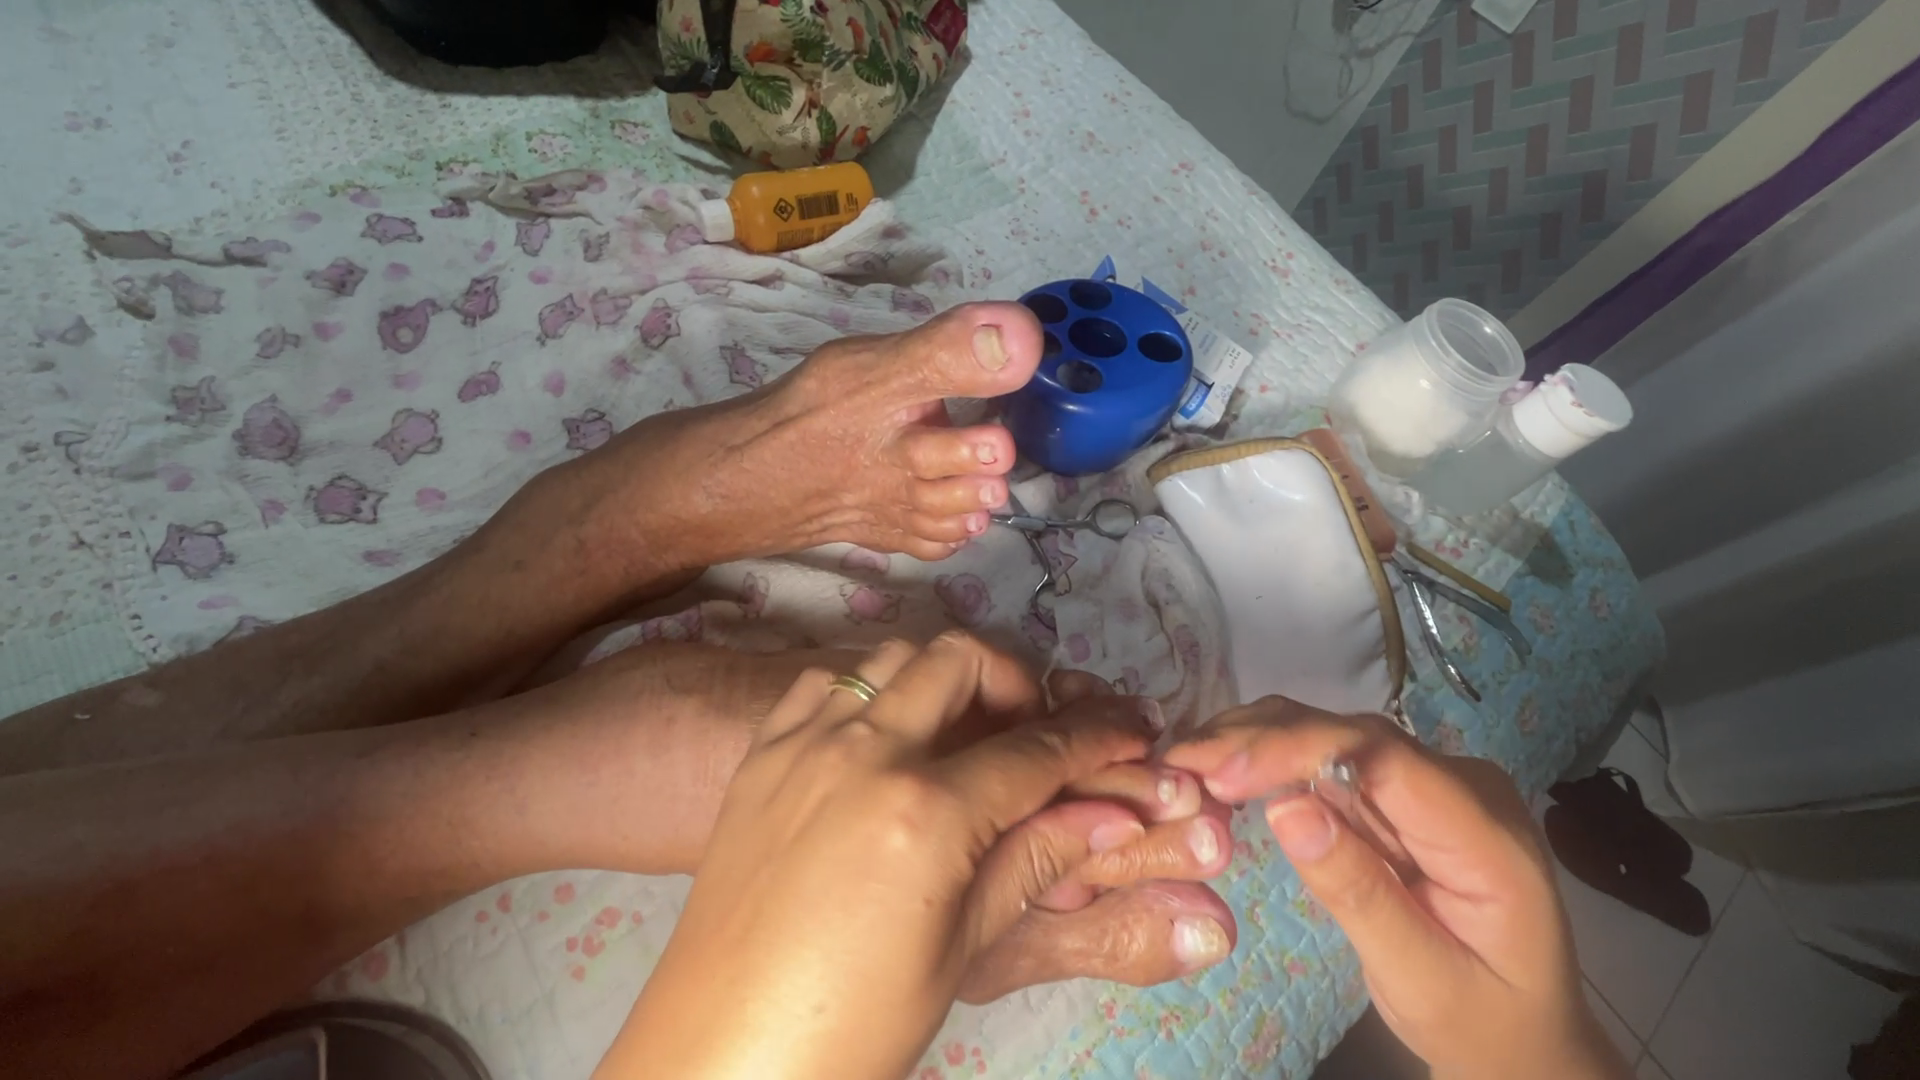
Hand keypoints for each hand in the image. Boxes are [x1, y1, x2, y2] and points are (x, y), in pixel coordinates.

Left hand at [596, 634, 1165, 1079]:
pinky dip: (868, 691)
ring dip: (942, 678)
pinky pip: (824, 685)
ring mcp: (803, 744)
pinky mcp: (761, 753)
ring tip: (959, 734)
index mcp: (923, 811)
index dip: (1095, 735)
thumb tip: (1118, 814)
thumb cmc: (853, 1023)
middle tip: (1034, 731)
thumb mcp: (961, 950)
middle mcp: (863, 752)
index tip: (1130, 729)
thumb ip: (1036, 861)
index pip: (1033, 751)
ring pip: (891, 658)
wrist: (721, 1054)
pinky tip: (879, 739)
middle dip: (1017, 681)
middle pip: (961, 660)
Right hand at [1165, 699, 1633, 1079]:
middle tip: (1180, 761)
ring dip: (1251, 741)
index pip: (1384, 758)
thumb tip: (1284, 806)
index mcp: (1485, 830)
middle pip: (1347, 734)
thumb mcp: (1421, 979)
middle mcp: (1456, 783)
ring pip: (1325, 733)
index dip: (1298, 749)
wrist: (1522, 1040)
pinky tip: (1217, 766)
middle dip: (1259, 741)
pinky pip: (1319, 757)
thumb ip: (1358, 892)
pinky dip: (1262, 758)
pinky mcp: (1387, 791)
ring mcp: (1421, 781)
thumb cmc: (1480, 1022)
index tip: (1222, 772)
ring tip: (1184, 759)